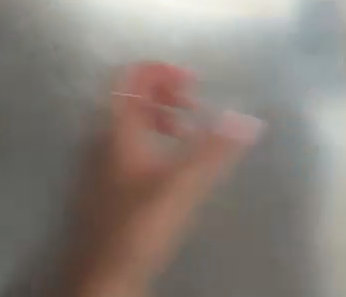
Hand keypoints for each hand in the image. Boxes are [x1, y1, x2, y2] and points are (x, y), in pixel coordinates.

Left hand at [58, 63, 264, 296]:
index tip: (193, 82)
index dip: (162, 70)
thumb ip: (215, 148)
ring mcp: (96, 162)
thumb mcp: (182, 185)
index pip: (132, 75)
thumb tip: (249, 119)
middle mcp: (100, 136)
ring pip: (128, 121)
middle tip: (194, 105)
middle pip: (130, 95)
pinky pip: (124, 143)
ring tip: (186, 134)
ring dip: (158, 116)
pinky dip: (149, 139)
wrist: (99, 282)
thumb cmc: (138, 227)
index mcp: (115, 126)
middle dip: (165, 92)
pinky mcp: (100, 186)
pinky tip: (168, 167)